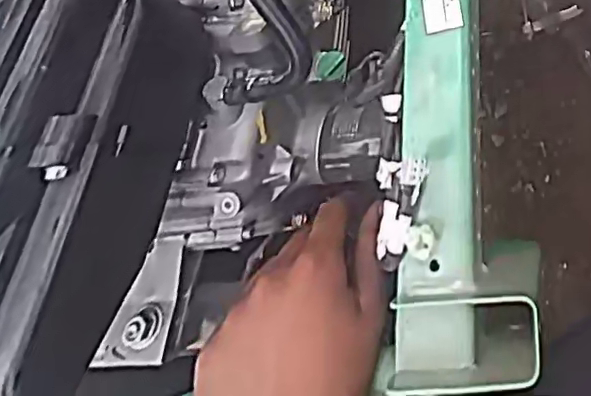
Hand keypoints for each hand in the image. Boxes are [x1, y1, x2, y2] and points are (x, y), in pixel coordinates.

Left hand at [196, 199, 386, 395]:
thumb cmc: (329, 385)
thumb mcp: (369, 318)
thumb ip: (371, 258)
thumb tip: (373, 223)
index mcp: (315, 267)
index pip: (330, 213)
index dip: (344, 211)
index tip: (348, 213)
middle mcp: (273, 278)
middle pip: (299, 243)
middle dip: (317, 255)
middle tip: (331, 285)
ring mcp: (241, 308)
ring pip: (268, 277)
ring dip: (285, 287)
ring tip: (302, 325)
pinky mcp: (217, 339)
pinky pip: (240, 313)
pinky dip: (256, 320)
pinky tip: (273, 345)